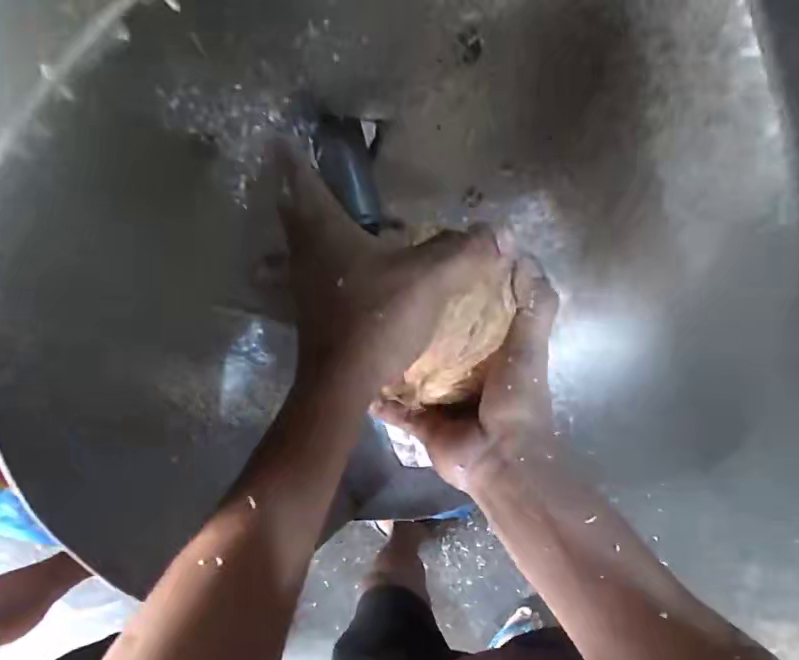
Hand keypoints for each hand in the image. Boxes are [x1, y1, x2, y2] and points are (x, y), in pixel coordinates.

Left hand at [279, 149, 503, 402]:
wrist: (342, 384)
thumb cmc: (378, 320)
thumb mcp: (429, 281)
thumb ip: (463, 253)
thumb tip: (503, 233)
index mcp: (322, 226)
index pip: (299, 172)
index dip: (299, 151)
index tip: (299, 135)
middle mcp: (303, 249)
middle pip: (296, 206)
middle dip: (307, 189)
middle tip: (328, 179)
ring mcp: (302, 284)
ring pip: (303, 244)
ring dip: (317, 230)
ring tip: (342, 223)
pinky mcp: (311, 313)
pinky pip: (315, 276)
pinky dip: (327, 267)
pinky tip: (348, 275)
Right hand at [372, 257, 559, 490]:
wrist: (500, 460)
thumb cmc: (517, 401)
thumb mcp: (530, 346)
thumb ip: (533, 304)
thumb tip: (520, 252)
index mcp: (496, 354)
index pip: (475, 313)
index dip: (458, 290)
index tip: (430, 260)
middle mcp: (469, 375)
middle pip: (439, 342)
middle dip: (417, 322)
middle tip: (383, 291)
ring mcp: (444, 401)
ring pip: (413, 372)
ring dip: (393, 356)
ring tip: (361, 326)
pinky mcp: (424, 425)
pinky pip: (396, 407)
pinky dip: (378, 396)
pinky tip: (353, 374)